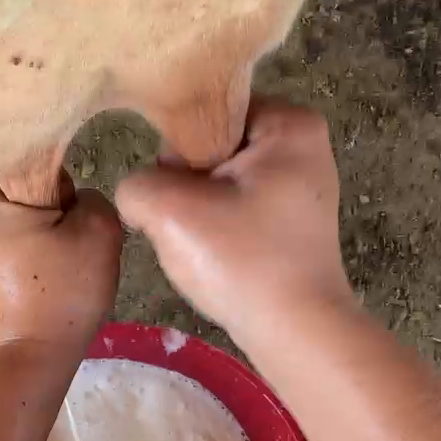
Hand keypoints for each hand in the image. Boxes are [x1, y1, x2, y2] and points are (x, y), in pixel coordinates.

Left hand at [0, 173, 123, 364]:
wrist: (31, 361)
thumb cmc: (62, 295)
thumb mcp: (98, 231)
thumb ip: (91, 195)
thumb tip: (73, 201)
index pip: (32, 164)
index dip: (62, 190)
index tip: (69, 223)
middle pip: (21, 195)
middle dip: (48, 215)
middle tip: (66, 252)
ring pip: (14, 224)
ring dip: (38, 240)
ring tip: (53, 272)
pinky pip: (4, 251)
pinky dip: (24, 261)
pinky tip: (37, 285)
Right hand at [116, 100, 354, 346]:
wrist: (293, 329)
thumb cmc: (241, 261)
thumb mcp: (170, 211)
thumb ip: (136, 184)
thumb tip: (140, 194)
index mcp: (288, 122)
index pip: (206, 111)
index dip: (175, 151)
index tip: (175, 194)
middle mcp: (303, 145)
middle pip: (210, 148)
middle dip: (185, 186)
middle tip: (186, 226)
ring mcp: (300, 187)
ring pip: (217, 184)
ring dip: (195, 214)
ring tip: (201, 246)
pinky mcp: (291, 224)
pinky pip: (234, 211)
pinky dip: (216, 232)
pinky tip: (216, 258)